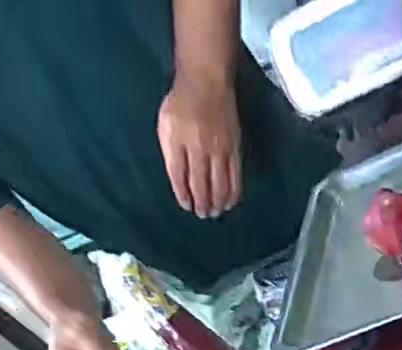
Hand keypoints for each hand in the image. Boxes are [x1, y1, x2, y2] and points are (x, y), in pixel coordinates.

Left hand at [158, 75, 241, 218]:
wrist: (207, 82)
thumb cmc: (182, 103)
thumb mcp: (166, 123)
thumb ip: (171, 150)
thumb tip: (180, 179)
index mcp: (177, 139)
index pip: (178, 174)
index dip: (183, 194)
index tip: (186, 206)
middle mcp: (198, 147)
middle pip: (200, 184)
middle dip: (202, 203)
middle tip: (203, 215)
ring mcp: (218, 150)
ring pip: (219, 184)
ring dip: (217, 202)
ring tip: (216, 213)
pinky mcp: (234, 150)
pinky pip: (235, 178)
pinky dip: (233, 194)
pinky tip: (230, 203)